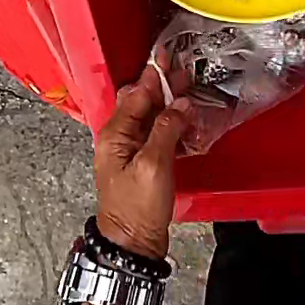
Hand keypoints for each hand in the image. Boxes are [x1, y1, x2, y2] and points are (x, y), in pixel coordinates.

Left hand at [93, 64, 190, 258]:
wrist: (132, 244)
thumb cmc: (137, 207)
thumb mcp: (153, 166)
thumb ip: (166, 131)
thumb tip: (180, 105)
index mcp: (115, 134)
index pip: (136, 97)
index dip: (153, 78)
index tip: (168, 60)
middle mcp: (120, 138)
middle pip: (143, 104)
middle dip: (163, 87)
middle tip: (184, 72)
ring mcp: (131, 151)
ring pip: (152, 118)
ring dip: (170, 106)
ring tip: (190, 92)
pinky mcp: (143, 164)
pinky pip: (157, 136)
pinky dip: (172, 126)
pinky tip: (188, 122)